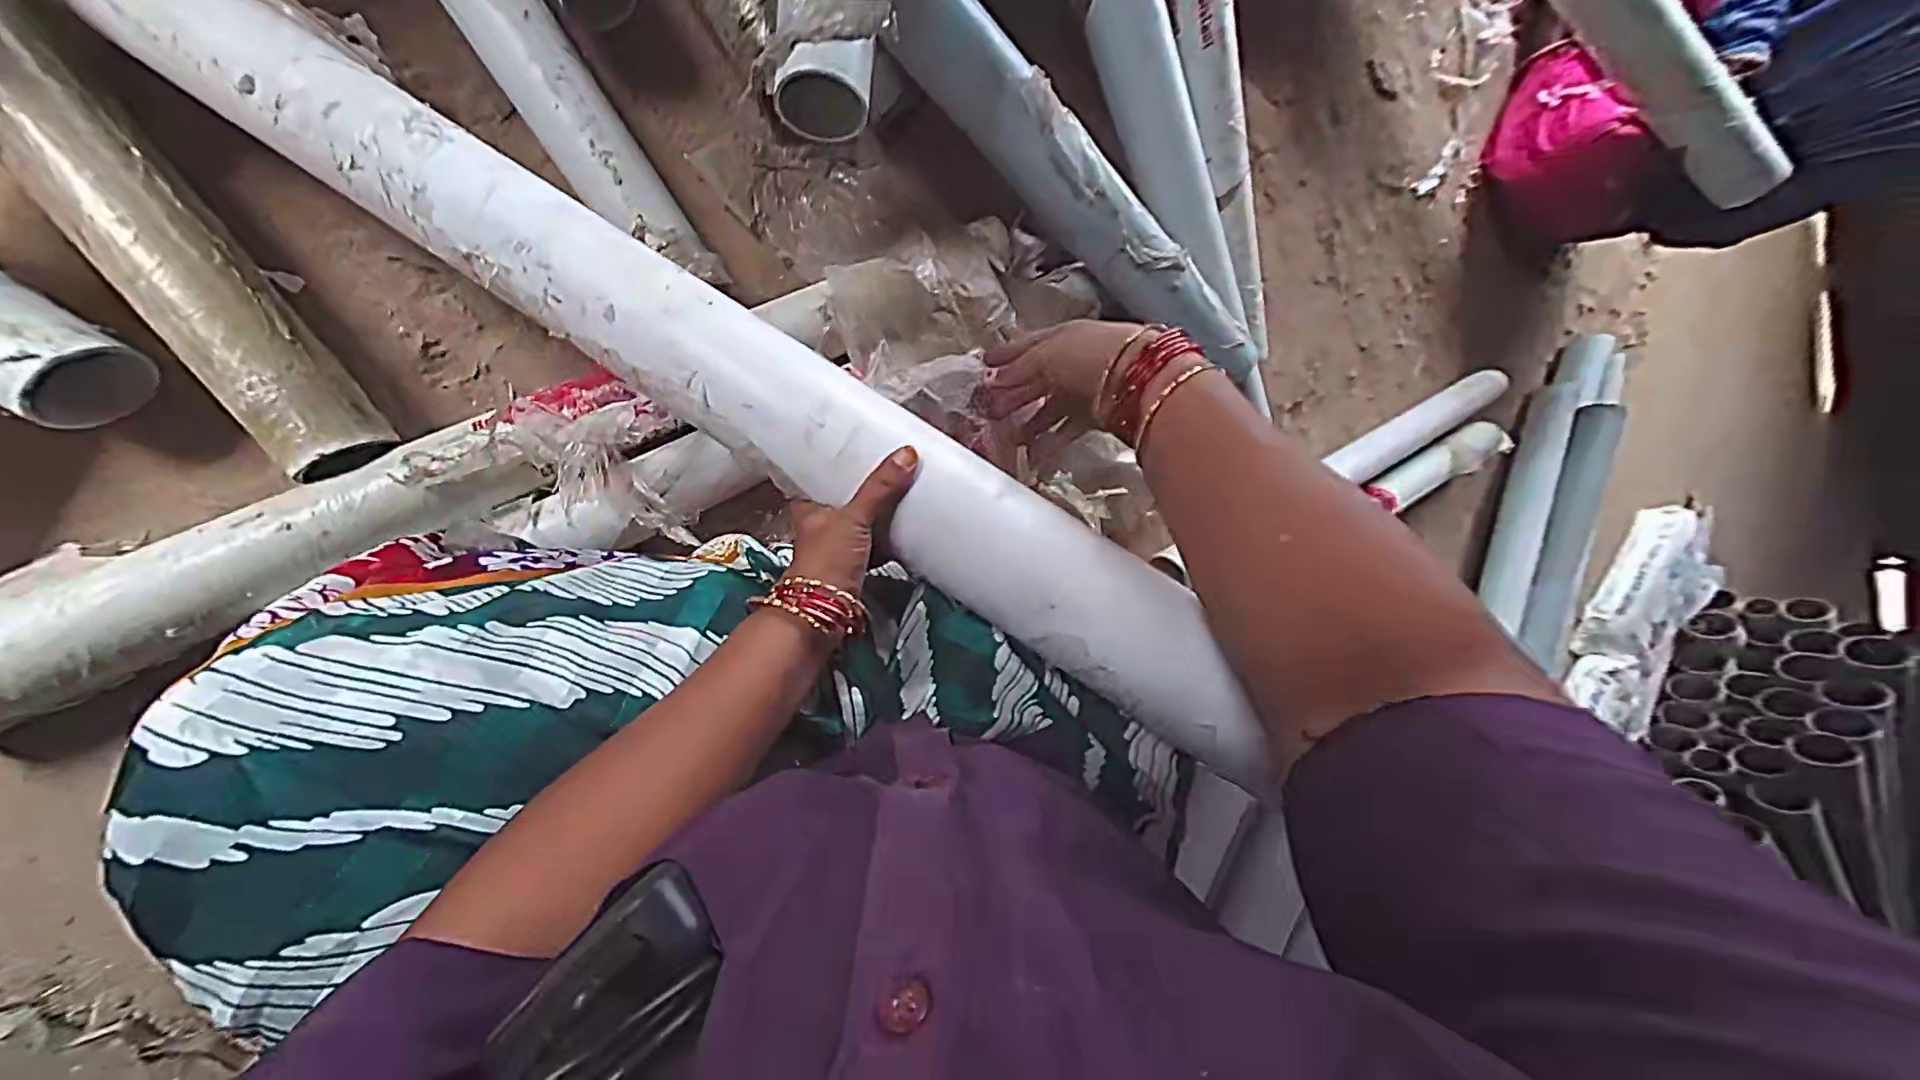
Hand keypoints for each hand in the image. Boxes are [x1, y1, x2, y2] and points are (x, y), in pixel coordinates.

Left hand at [785, 446, 920, 595]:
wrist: (825, 612)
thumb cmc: (828, 560)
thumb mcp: (853, 517)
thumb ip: (880, 488)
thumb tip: (906, 453)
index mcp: (809, 510)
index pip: (818, 481)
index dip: (832, 469)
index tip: (854, 456)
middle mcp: (820, 529)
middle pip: (843, 504)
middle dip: (862, 493)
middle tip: (888, 474)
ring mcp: (837, 552)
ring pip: (859, 527)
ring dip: (876, 518)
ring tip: (901, 496)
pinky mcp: (854, 571)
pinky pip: (874, 549)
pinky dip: (887, 542)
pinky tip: (904, 533)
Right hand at [981, 320, 1150, 444]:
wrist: (1139, 380)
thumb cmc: (1089, 357)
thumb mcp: (1046, 356)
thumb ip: (1017, 369)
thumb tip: (991, 379)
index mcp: (1061, 337)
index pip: (1026, 346)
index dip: (1004, 357)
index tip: (983, 366)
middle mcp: (1074, 359)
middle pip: (1037, 378)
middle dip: (1012, 393)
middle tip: (988, 409)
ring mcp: (1087, 387)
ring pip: (1050, 405)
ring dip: (1029, 420)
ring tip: (1008, 436)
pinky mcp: (1099, 414)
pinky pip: (1067, 427)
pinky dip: (1051, 438)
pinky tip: (1035, 450)